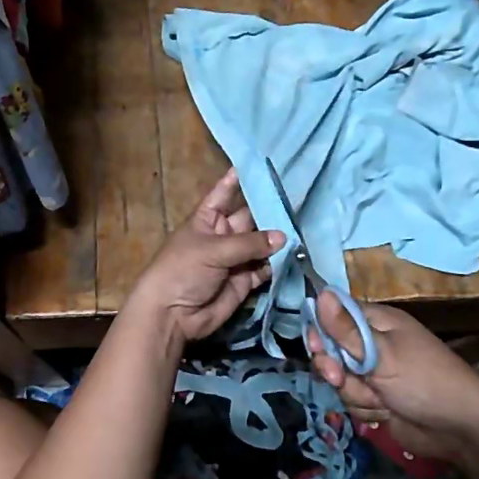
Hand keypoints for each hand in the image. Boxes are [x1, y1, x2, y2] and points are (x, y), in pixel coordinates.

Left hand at [130, 169, 284, 343]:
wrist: (172, 315)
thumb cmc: (183, 270)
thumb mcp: (213, 250)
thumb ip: (250, 244)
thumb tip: (283, 237)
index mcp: (207, 218)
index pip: (224, 192)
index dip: (238, 178)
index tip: (259, 162)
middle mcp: (223, 235)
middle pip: (251, 218)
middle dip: (271, 211)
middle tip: (300, 199)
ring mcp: (235, 258)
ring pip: (262, 244)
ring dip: (279, 239)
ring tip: (306, 226)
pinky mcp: (245, 280)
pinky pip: (266, 268)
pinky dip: (279, 264)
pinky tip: (296, 255)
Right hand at [305, 294, 478, 460]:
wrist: (458, 428)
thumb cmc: (423, 380)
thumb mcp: (382, 354)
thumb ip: (346, 329)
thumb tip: (322, 292)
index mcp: (378, 322)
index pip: (335, 316)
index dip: (321, 330)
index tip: (318, 348)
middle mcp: (374, 344)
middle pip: (333, 351)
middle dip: (335, 369)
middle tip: (340, 378)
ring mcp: (375, 373)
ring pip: (341, 380)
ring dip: (356, 393)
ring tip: (379, 400)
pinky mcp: (377, 398)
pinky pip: (353, 401)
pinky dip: (366, 409)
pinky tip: (385, 412)